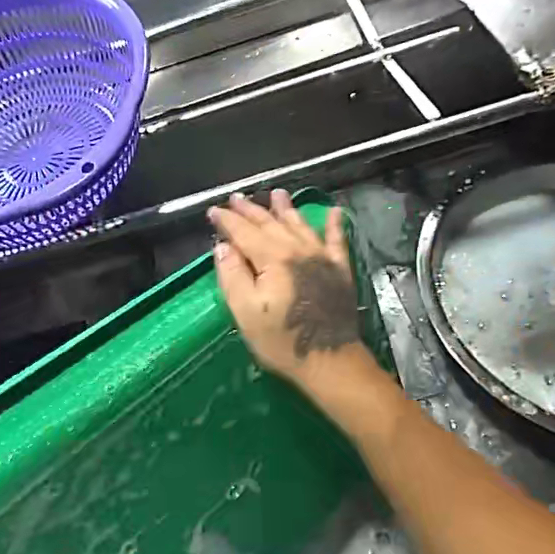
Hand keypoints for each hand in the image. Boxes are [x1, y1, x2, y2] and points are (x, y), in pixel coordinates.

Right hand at [208, 189, 369, 388]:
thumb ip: (233, 275)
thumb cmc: (282, 340)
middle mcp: (297, 250)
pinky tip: (335, 212)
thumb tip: (223, 246)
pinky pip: (336, 240)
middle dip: (251, 210)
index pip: (244, 232)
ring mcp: (322, 257)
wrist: (330, 359)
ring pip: (300, 225)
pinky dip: (334, 225)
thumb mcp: (246, 312)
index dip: (227, 221)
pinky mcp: (339, 269)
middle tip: (237, 198)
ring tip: (277, 194)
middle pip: (270, 224)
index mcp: (272, 258)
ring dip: (286, 209)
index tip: (214, 212)